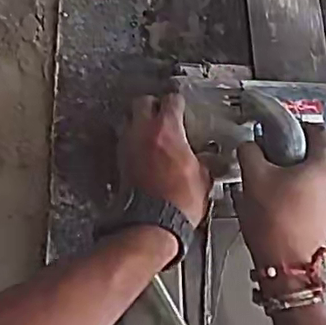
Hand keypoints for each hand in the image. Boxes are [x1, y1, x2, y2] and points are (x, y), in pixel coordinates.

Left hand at [118, 93, 210, 225]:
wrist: (152, 224)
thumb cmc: (177, 202)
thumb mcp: (202, 178)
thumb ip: (203, 162)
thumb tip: (205, 162)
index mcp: (167, 130)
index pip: (171, 100)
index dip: (177, 101)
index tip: (180, 105)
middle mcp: (143, 132)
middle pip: (142, 102)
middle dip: (152, 104)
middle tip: (162, 112)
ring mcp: (127, 146)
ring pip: (128, 120)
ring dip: (138, 122)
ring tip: (150, 131)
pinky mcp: (119, 162)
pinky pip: (124, 142)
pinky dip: (132, 142)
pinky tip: (143, 151)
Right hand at [233, 124, 325, 269]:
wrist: (284, 265)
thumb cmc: (274, 221)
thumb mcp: (253, 177)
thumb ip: (250, 152)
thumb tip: (249, 145)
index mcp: (323, 167)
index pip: (322, 131)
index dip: (301, 125)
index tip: (282, 127)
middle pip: (315, 154)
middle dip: (291, 150)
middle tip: (268, 152)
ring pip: (310, 175)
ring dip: (290, 172)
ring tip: (266, 177)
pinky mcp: (321, 218)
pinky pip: (308, 194)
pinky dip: (293, 190)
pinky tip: (272, 198)